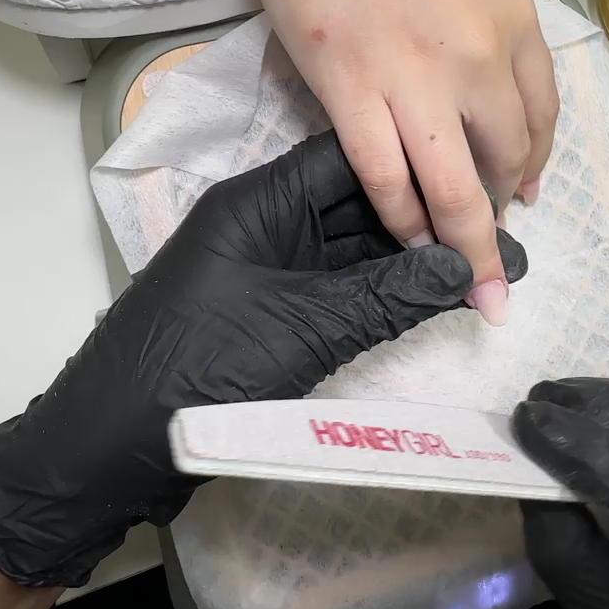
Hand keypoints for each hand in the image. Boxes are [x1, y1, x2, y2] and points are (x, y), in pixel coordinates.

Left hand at [0, 132, 527, 587]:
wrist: (109, 449)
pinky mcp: (275, 308)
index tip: (480, 183)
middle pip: (359, 205)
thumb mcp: (302, 328)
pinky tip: (433, 298)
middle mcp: (268, 220)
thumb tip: (468, 267)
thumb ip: (387, 295)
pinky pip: (339, 287)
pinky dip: (382, 294)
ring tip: (483, 273)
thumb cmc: (199, 367)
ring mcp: (272, 266)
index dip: (415, 168)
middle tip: (500, 242)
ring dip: (410, 263)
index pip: (350, 159)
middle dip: (425, 224)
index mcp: (259, 199)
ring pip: (353, 250)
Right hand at [226, 0, 556, 328]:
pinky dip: (399, 217)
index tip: (523, 196)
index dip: (534, 166)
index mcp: (514, 20)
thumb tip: (491, 98)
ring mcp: (415, 78)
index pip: (541, 116)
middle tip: (494, 256)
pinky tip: (406, 238)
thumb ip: (494, 31)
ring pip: (451, 188)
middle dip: (503, 218)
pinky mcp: (351, 91)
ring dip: (462, 245)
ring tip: (466, 284)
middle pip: (504, 160)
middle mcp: (478, 58)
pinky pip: (385, 177)